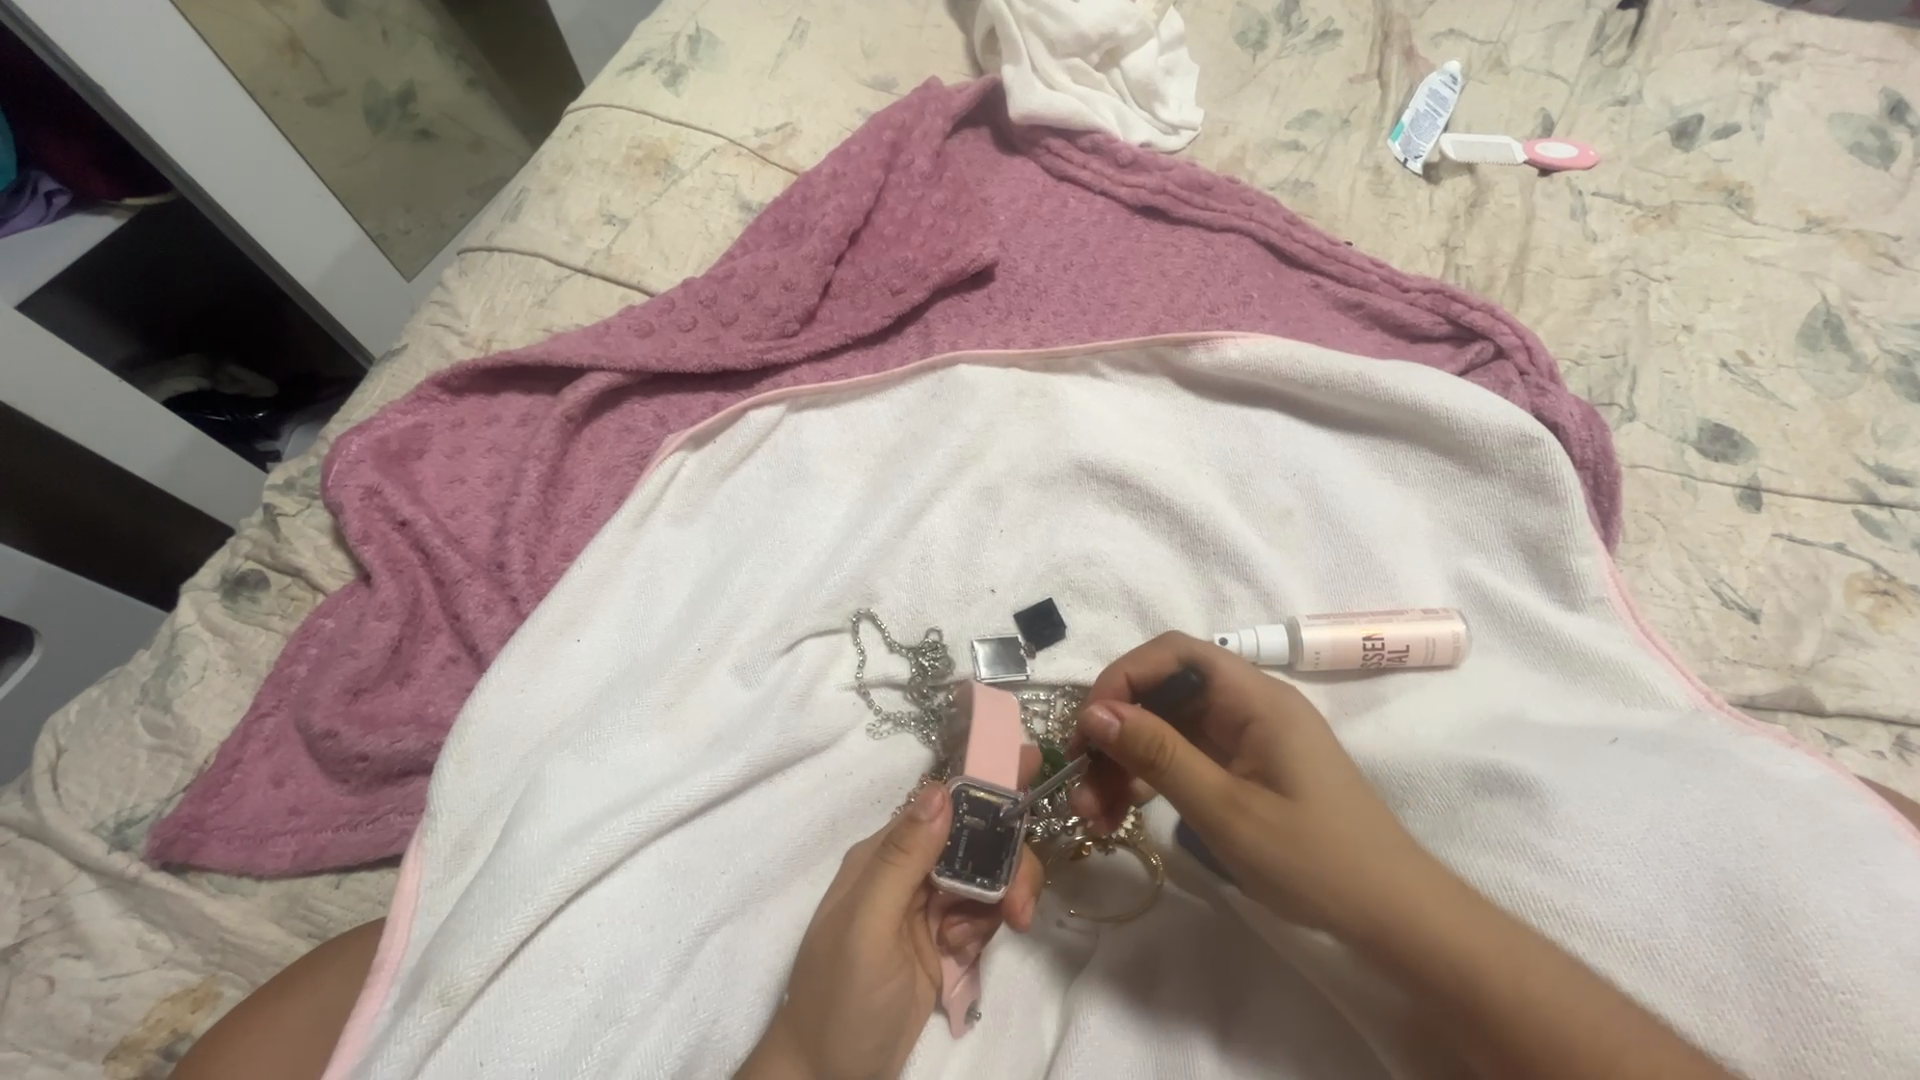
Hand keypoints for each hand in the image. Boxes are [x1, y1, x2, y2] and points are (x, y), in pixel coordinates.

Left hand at [738, 785, 1043, 1079]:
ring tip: (991, 938)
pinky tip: (966, 956)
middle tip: (1020, 906)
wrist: (828, 1078)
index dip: (985, 786)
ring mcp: (927, 907)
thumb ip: (902, 859)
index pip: (942, 805)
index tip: (1032, 766)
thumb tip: (939, 790)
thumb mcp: (868, 928)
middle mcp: (908, 871)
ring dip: (1000, 901)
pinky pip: (983, 915)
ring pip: (985, 877)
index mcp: (883, 855)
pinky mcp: (943, 940)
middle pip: (975, 841)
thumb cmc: (841, 999)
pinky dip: (987, 930)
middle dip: (1005, 863)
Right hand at [1068, 632, 1443, 937]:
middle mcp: (1247, 705)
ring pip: (1166, 727)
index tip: (1087, 728)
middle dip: (1115, 731)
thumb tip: (1095, 713)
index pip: (1172, 654)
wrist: (1392, 916)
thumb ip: (1159, 755)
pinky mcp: (1243, 768)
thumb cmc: (1313, 859)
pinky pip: (1182, 756)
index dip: (1122, 679)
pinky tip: (1123, 811)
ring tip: (1093, 813)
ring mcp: (1245, 738)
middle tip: (1080, 783)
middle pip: (1163, 692)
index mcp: (1254, 698)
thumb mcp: (1225, 809)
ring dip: (1124, 761)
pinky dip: (1149, 778)